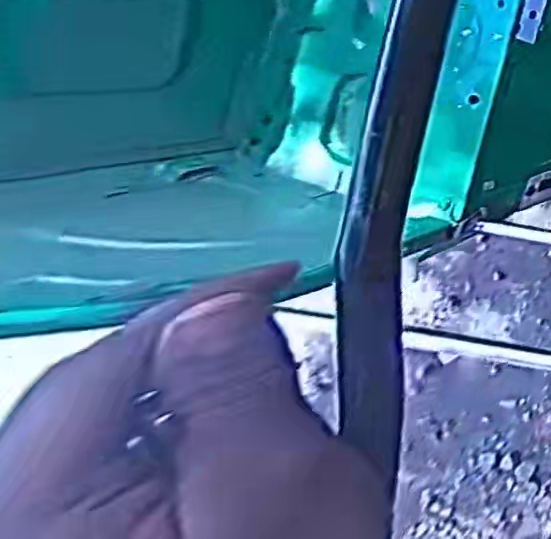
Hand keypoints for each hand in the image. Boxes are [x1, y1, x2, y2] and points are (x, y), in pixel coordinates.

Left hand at [0, 265, 386, 538]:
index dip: (199, 306)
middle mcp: (4, 527)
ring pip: (76, 439)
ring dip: (168, 401)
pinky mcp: (47, 537)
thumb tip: (222, 308)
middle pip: (76, 405)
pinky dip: (151, 443)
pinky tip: (202, 451)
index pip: (99, 371)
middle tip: (273, 332)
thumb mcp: (282, 480)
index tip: (276, 278)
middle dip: (183, 356)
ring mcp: (24, 536)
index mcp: (32, 522)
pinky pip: (79, 476)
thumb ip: (243, 390)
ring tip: (248, 404)